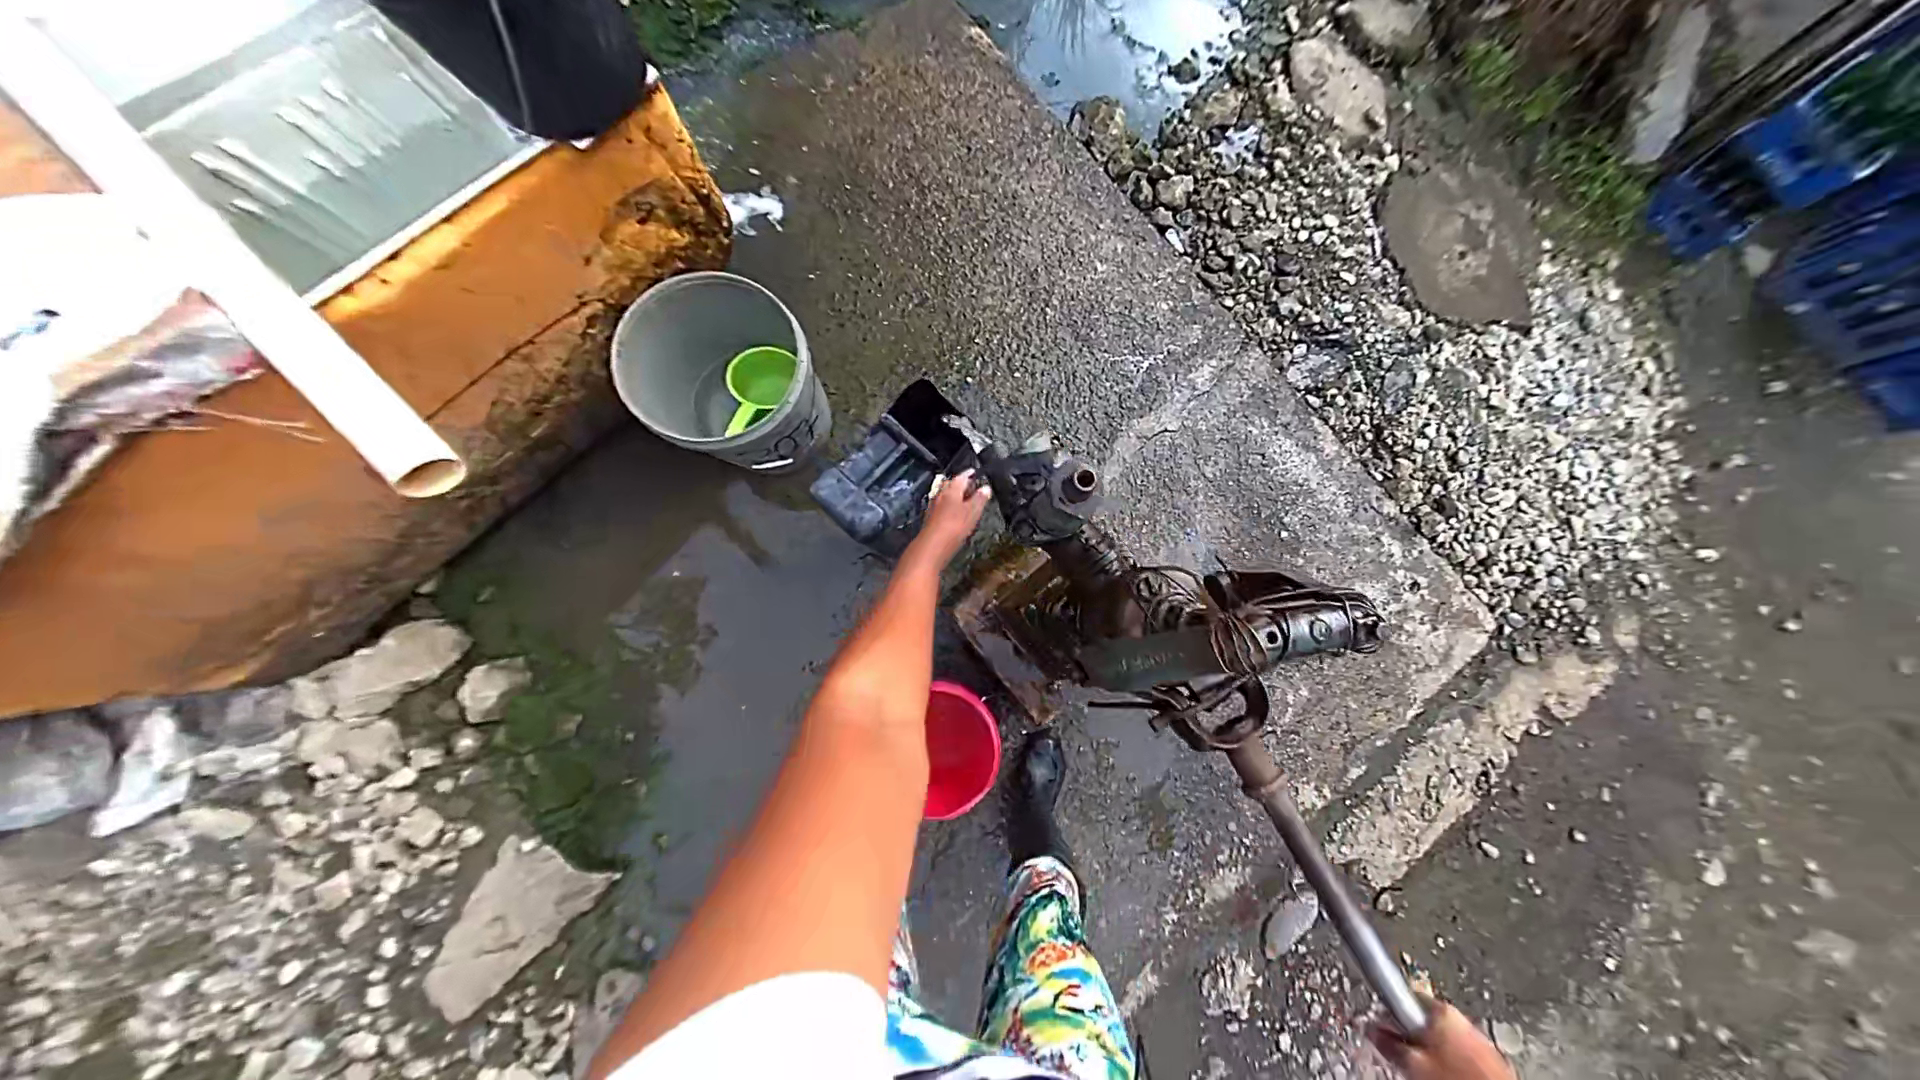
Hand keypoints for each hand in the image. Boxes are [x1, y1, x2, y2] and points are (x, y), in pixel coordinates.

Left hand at [906, 469, 990, 568]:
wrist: (932, 546)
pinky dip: (949, 506)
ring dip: (954, 494)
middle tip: (970, 484)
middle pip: (951, 484)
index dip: (969, 474)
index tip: (974, 472)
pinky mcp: (930, 518)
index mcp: (951, 489)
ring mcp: (933, 506)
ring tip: (963, 498)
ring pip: (945, 495)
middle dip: (960, 483)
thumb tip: (985, 488)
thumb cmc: (954, 526)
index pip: (961, 476)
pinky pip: (941, 507)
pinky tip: (952, 512)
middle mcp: (940, 494)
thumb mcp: (973, 511)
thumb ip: (979, 499)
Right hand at [1370, 1002, 1515, 1079]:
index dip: (1389, 1015)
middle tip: (1407, 1057)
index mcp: (1442, 1011)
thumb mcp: (1413, 1065)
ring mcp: (1481, 1041)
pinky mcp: (1494, 1062)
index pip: (1403, 998)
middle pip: (1425, 1020)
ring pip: (1444, 1039)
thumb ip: (1388, 1043)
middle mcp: (1462, 1019)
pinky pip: (1462, 1054)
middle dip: (1414, 1036)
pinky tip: (1450, 1077)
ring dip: (1434, 1050)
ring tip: (1430, 1071)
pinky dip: (1453, 1062)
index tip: (1383, 1029)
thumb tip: (1372, 1030)